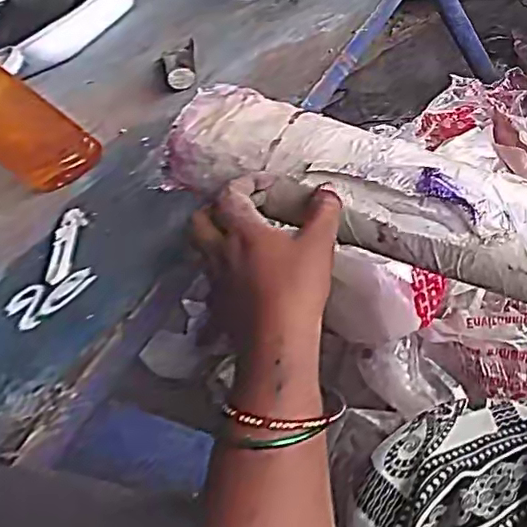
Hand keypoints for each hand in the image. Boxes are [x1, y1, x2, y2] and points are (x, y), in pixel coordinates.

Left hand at [190, 175, 339, 355]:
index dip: (245, 182)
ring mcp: (215, 280)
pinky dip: (220, 269)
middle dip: (215, 208)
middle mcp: (220, 252)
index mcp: (242, 231)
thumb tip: (326, 193)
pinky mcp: (217, 306)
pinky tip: (238, 275)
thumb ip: (324, 213)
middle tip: (238, 207)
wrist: (276, 344)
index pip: (230, 195)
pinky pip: (209, 278)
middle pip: (200, 220)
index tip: (265, 183)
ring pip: (200, 249)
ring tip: (237, 238)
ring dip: (214, 236)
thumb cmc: (296, 289)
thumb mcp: (319, 244)